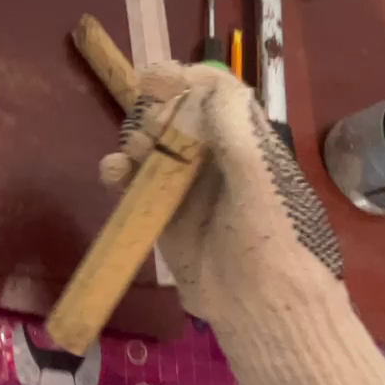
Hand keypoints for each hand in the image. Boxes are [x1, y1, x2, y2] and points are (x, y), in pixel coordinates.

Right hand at [103, 61, 384, 384]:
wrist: (259, 308)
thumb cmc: (271, 240)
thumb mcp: (261, 180)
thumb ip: (234, 130)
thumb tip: (207, 78)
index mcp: (245, 143)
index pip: (213, 95)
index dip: (185, 80)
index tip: (157, 76)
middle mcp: (213, 158)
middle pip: (174, 114)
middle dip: (156, 112)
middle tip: (153, 129)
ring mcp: (183, 185)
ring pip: (148, 143)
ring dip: (134, 138)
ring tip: (134, 154)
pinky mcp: (158, 211)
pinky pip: (130, 179)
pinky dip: (116, 169)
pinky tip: (113, 173)